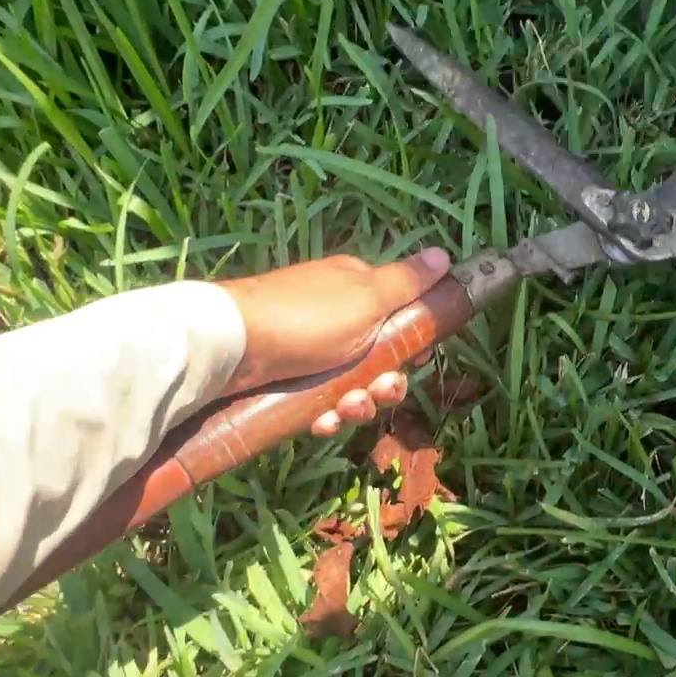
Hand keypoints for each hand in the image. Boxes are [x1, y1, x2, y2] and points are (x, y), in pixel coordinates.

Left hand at [216, 248, 451, 435]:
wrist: (231, 347)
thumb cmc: (309, 317)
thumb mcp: (368, 296)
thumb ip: (409, 281)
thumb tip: (444, 254)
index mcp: (358, 293)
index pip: (401, 319)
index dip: (413, 345)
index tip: (417, 360)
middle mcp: (339, 320)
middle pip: (382, 360)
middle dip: (387, 384)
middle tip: (379, 390)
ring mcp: (313, 352)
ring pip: (355, 386)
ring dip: (359, 404)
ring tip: (346, 409)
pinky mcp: (291, 382)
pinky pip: (322, 404)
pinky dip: (327, 416)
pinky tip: (321, 422)